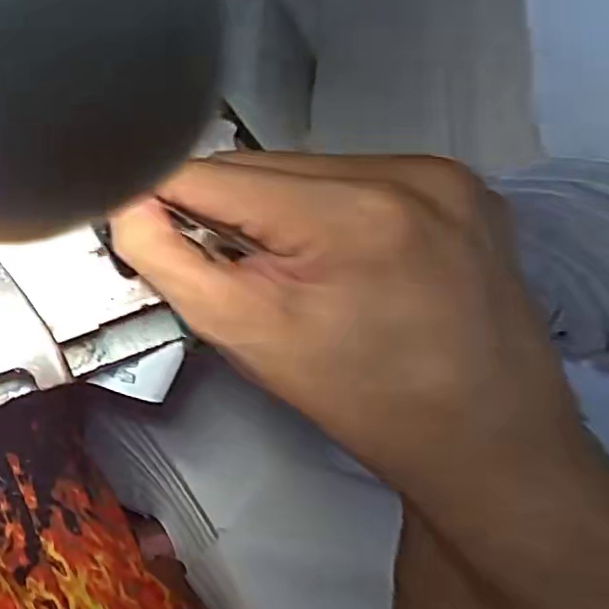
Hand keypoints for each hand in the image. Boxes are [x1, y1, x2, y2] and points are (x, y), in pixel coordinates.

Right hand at [107, 152, 585, 496]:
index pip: (206, 174)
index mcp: (349, 213)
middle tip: (214, 260)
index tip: (144, 229)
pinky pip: (336, 173)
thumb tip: (123, 199)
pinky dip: (304, 203)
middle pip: (249, 165)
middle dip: (211, 205)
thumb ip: (158, 253)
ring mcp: (440, 175)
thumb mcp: (231, 327)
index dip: (159, 197)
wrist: (485, 442)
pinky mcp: (456, 184)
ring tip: (271, 259)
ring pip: (288, 166)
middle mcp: (404, 173)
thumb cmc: (350, 391)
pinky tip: (322, 248)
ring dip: (256, 202)